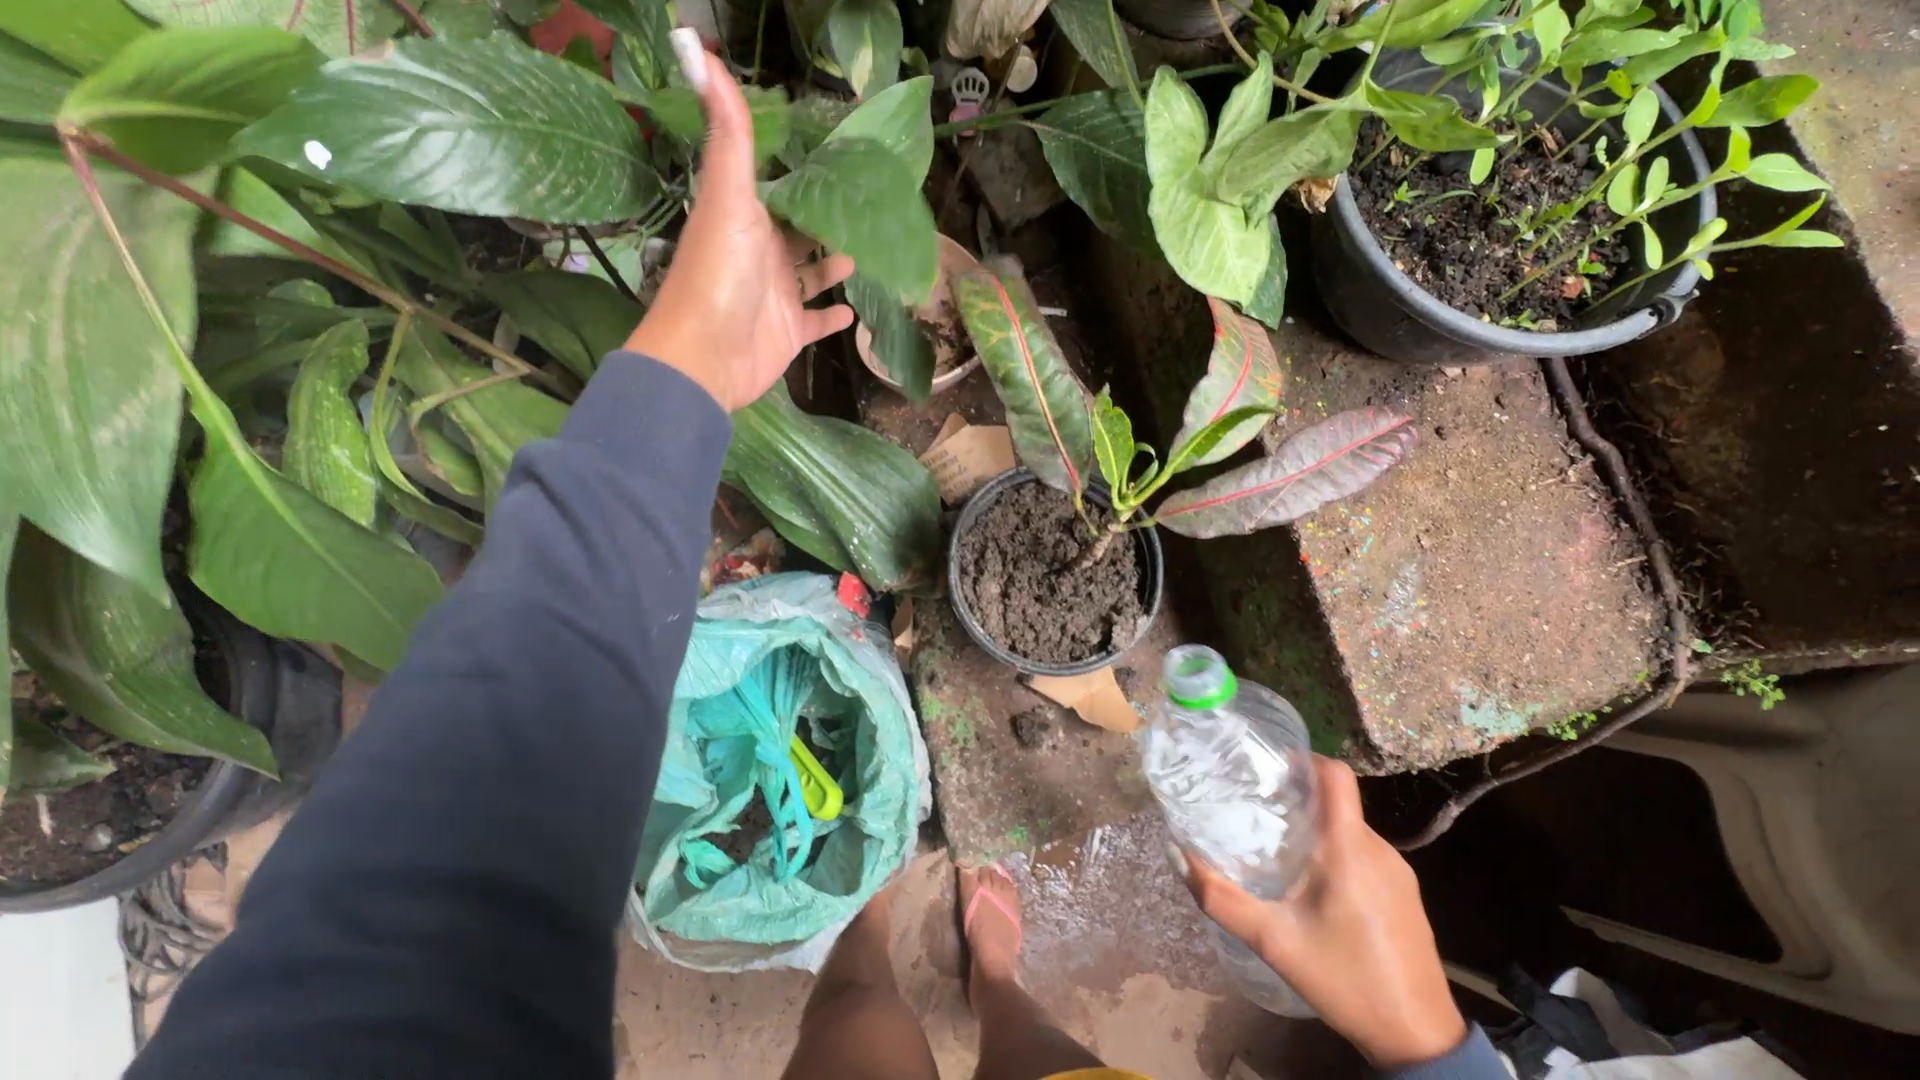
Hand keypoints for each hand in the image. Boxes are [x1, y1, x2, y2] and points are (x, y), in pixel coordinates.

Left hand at [623, 31, 854, 411]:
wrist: (705, 356)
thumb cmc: (718, 273)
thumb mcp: (727, 195)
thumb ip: (729, 133)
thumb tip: (699, 52)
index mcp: (746, 219)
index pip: (778, 191)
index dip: (803, 176)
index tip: (839, 160)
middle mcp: (761, 254)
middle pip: (800, 231)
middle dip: (828, 219)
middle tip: (871, 205)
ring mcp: (777, 296)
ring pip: (813, 274)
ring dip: (837, 264)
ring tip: (870, 249)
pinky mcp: (790, 334)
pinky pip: (817, 322)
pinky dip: (836, 316)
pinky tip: (856, 310)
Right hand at [1174, 756, 1466, 1068]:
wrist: (1417, 1036)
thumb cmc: (1345, 979)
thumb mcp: (1273, 941)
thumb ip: (1222, 899)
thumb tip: (1181, 857)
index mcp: (1350, 848)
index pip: (1336, 775)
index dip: (1303, 758)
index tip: (1267, 766)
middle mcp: (1380, 849)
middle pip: (1336, 802)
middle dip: (1297, 799)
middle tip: (1255, 810)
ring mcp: (1399, 872)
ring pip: (1350, 830)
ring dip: (1316, 829)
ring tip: (1275, 846)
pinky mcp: (1405, 895)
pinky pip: (1364, 854)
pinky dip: (1335, 854)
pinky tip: (1311, 885)